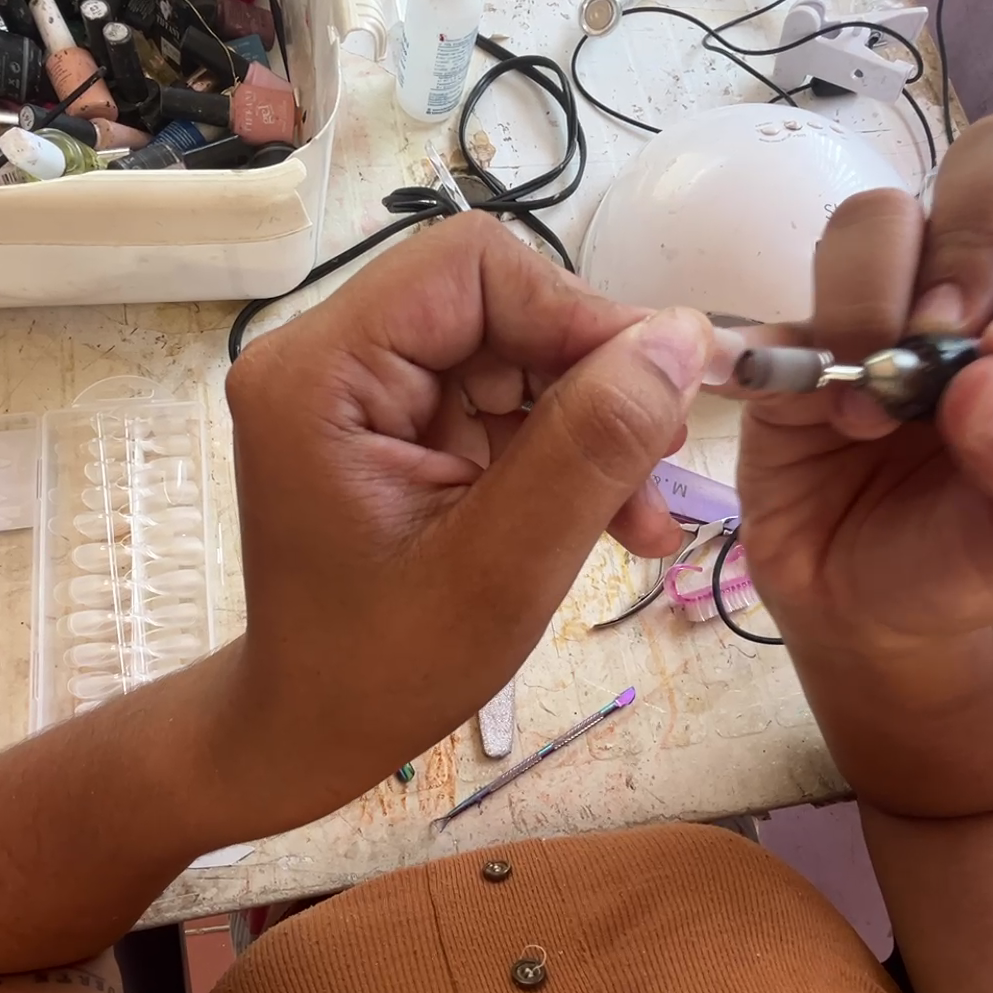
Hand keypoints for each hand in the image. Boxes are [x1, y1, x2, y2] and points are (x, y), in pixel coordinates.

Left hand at [216, 212, 715, 830]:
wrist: (313, 724)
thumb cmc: (387, 670)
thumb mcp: (504, 565)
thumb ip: (592, 444)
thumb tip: (680, 335)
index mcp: (320, 373)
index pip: (469, 268)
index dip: (576, 312)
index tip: (656, 390)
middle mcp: (325, 360)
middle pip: (493, 309)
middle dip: (589, 382)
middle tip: (659, 461)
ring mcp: (357, 393)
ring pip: (507, 358)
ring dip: (585, 426)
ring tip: (642, 512)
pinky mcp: (388, 428)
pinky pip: (492, 407)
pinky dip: (554, 453)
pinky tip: (608, 514)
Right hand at [727, 112, 992, 648]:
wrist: (851, 603)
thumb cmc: (968, 566)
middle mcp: (990, 300)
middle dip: (973, 243)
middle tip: (936, 338)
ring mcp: (882, 314)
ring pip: (876, 217)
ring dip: (864, 298)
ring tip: (862, 406)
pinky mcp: (796, 348)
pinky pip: (775, 306)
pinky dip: (768, 347)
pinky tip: (779, 399)